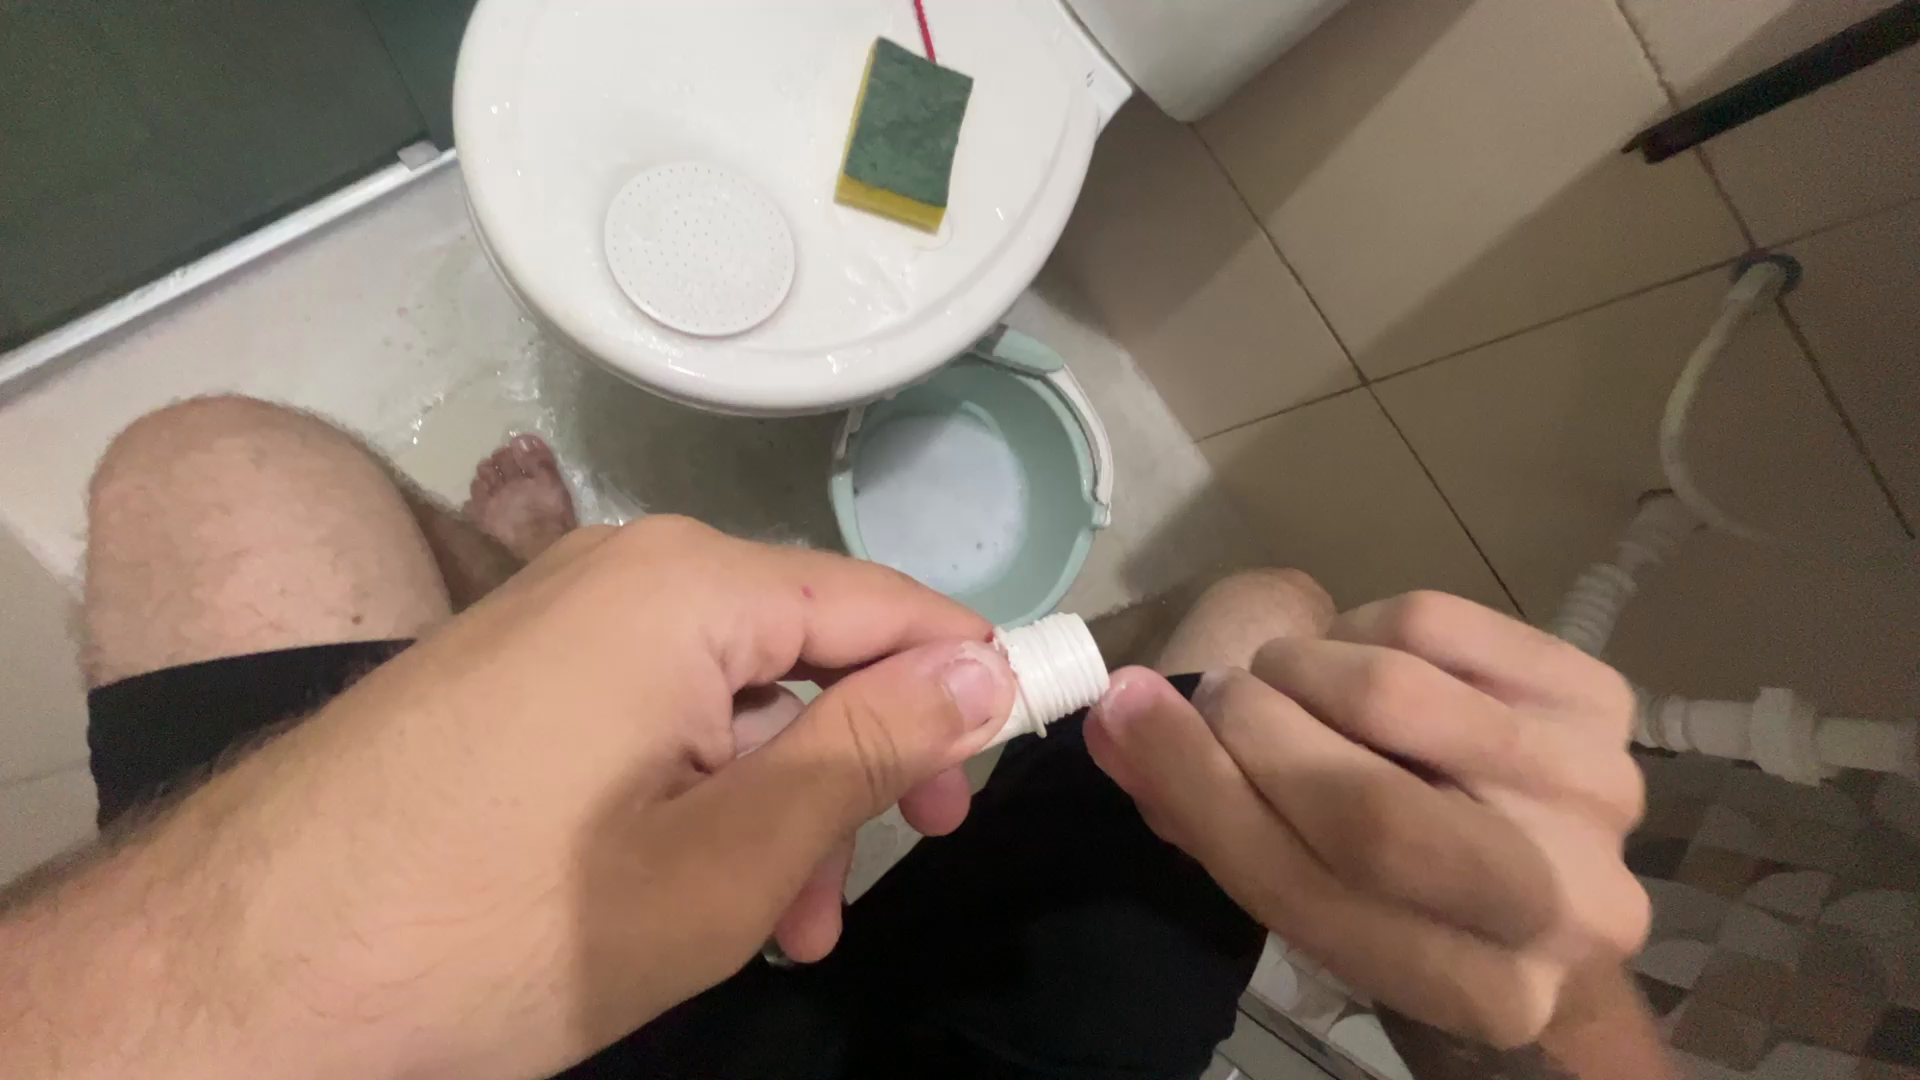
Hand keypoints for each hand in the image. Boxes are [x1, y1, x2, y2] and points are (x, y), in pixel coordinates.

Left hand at [34, 517, 1013, 1079]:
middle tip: (923, 836)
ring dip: (795, 790)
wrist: (200, 1001)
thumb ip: (873, 749)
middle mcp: (644, 566)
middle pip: (818, 644)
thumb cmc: (497, 931)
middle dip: (876, 747)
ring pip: (748, 689)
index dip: (969, 662)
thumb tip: (990, 675)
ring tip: (800, 912)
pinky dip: (720, 784)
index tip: (1026, 725)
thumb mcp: (729, 857)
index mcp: (698, 585)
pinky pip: (677, 706)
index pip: (886, 602)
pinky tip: (718, 881)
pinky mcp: (539, 664)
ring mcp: (580, 611)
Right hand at [1085, 591, 1648, 1047]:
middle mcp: (1565, 910)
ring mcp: (1598, 794)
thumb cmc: (1363, 856)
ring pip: (1388, 693)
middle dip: (1251, 729)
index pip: (1302, 888)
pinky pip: (1423, 621)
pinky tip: (1358, 658)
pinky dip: (1353, 625)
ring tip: (1285, 683)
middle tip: (1215, 693)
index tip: (1125, 708)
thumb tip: (1116, 711)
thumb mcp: (1267, 854)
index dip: (1197, 788)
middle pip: (1370, 815)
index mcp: (1473, 989)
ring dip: (1293, 668)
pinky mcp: (1597, 694)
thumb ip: (1181, 795)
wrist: (1488, 821)